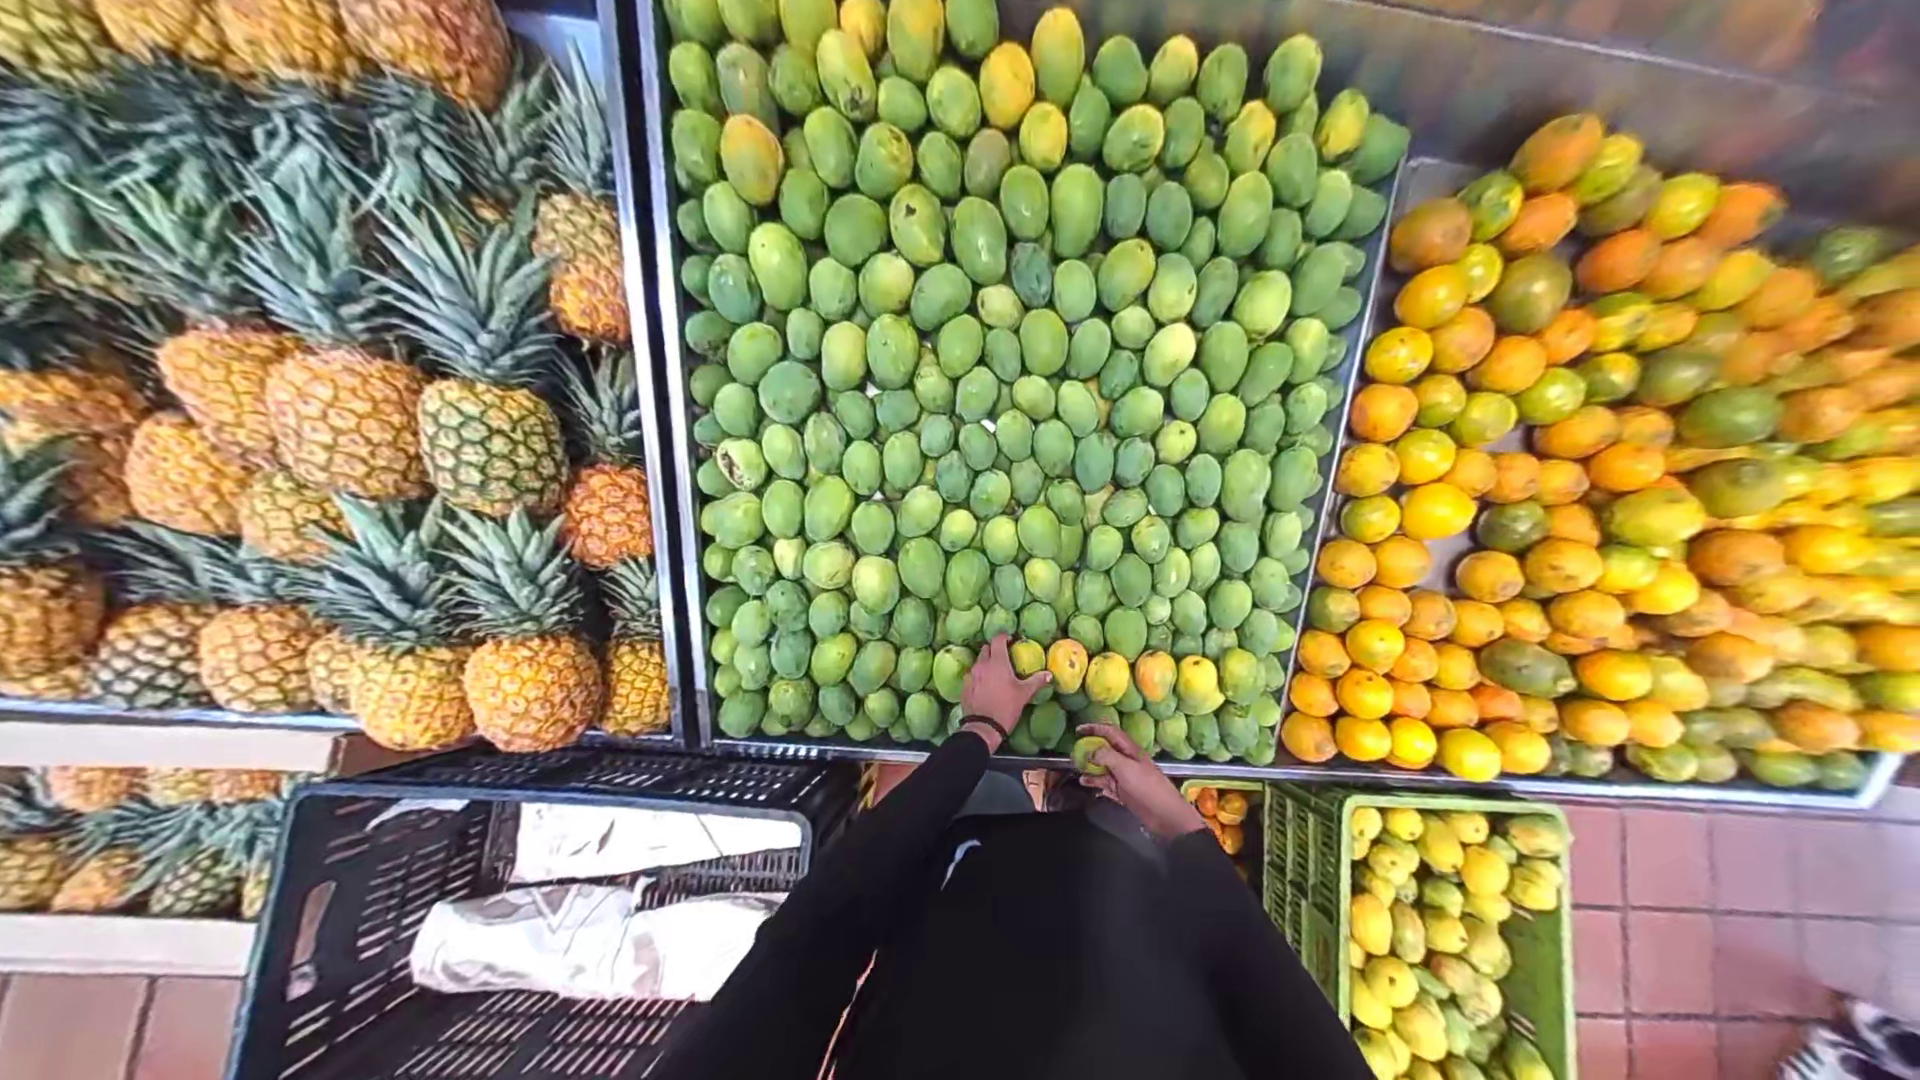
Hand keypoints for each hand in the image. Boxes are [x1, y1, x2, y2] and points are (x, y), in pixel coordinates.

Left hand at [960, 634, 1049, 750]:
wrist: (983, 727)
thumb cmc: (1006, 707)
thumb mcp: (1024, 694)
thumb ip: (1036, 681)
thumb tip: (1049, 674)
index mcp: (997, 662)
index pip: (998, 640)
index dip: (1004, 637)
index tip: (1011, 640)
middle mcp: (982, 664)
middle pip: (986, 648)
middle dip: (994, 649)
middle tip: (1004, 656)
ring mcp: (971, 675)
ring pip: (978, 661)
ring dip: (986, 662)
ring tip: (995, 671)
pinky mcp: (965, 686)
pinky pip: (972, 674)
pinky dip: (979, 674)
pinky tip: (985, 684)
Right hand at [1075, 722, 1205, 840]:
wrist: (1165, 816)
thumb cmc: (1147, 787)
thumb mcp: (1126, 768)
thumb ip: (1107, 756)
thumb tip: (1091, 751)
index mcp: (1129, 749)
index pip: (1110, 732)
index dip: (1094, 728)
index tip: (1078, 730)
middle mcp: (1125, 760)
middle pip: (1104, 749)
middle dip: (1089, 749)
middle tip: (1075, 753)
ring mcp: (1124, 776)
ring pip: (1102, 767)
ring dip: (1090, 767)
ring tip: (1077, 769)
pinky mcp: (1123, 791)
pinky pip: (1105, 783)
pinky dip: (1095, 782)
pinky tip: (1085, 783)